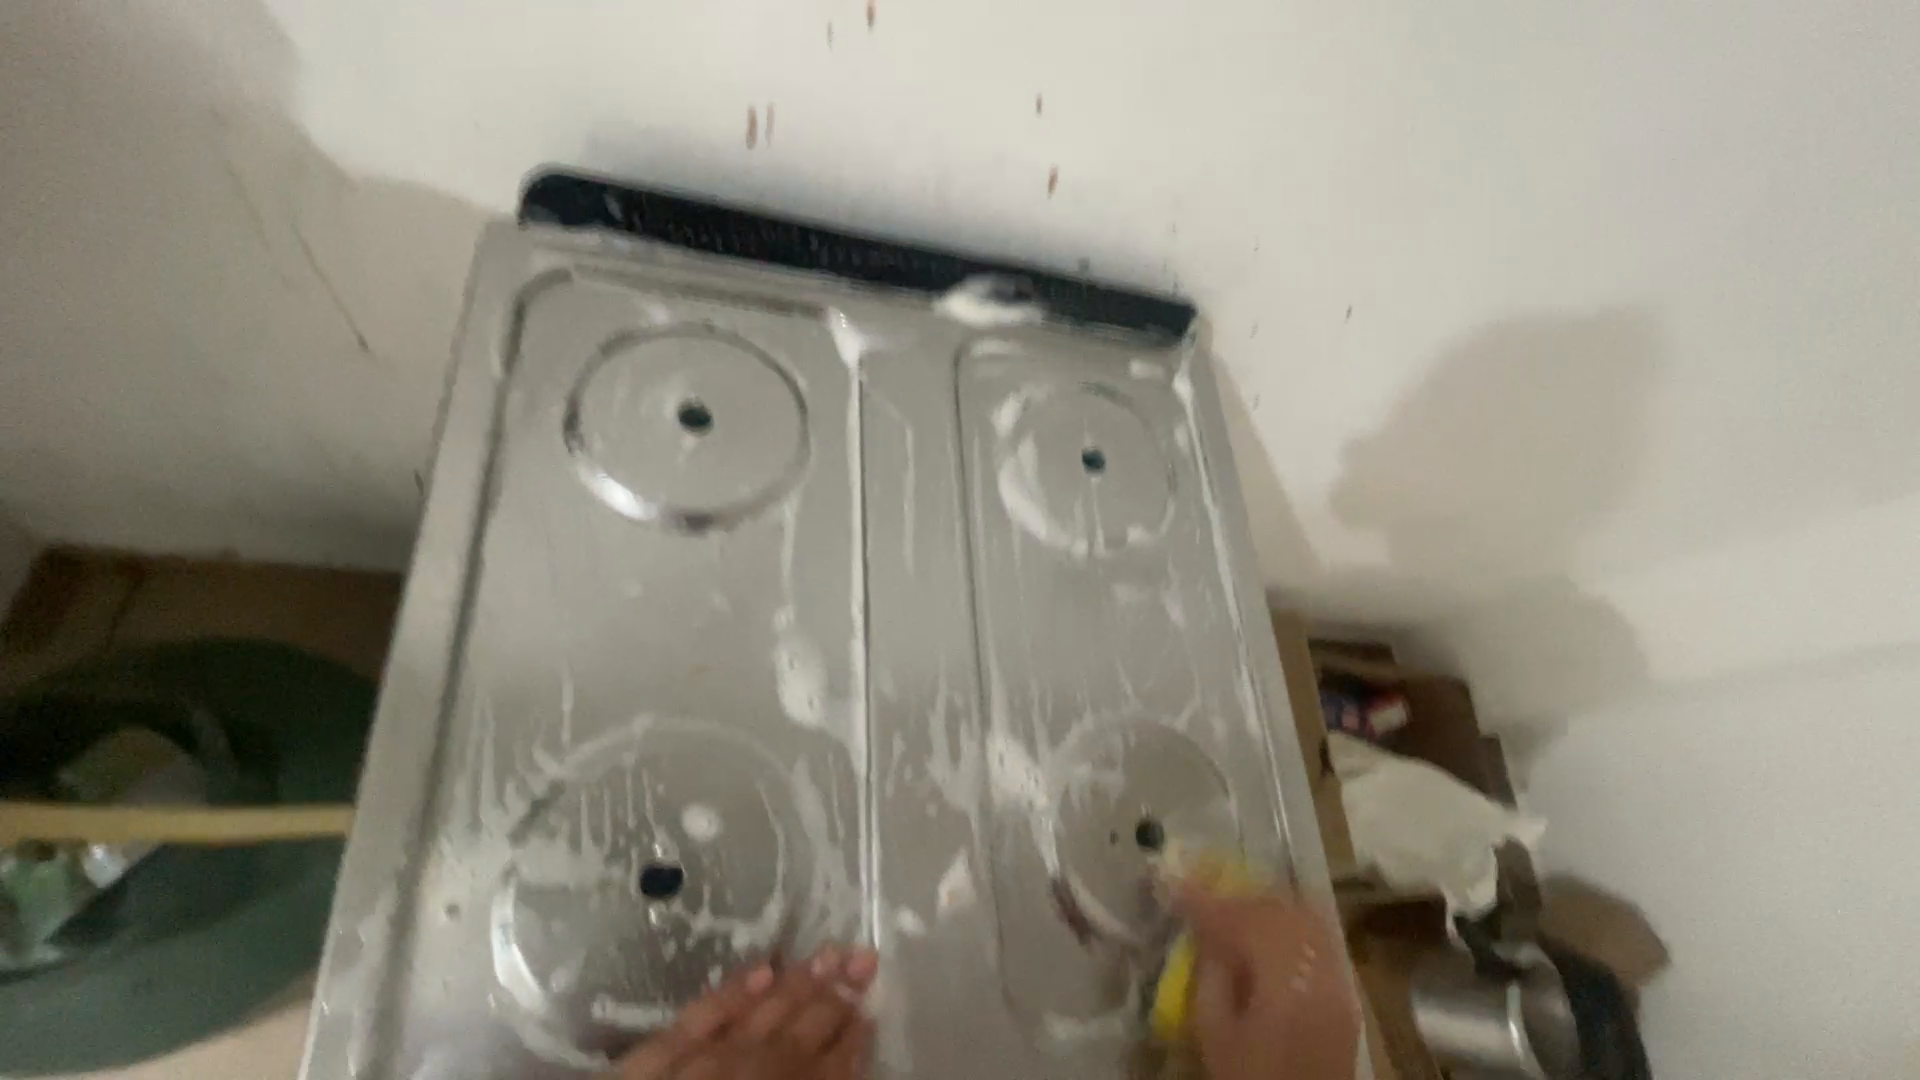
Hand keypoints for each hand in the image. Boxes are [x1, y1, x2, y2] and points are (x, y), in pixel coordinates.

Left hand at [610, 946, 878, 1079]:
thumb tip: (840, 1073)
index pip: (818, 1077)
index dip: (848, 1044)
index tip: (870, 1012)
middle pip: (791, 1040)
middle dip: (831, 1000)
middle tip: (863, 959)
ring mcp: (687, 1072)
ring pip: (751, 1021)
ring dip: (795, 987)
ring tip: (827, 954)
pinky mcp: (642, 1065)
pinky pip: (690, 1023)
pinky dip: (728, 995)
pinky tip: (759, 969)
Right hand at [1175, 885, 1359, 1079]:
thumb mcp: (1214, 1034)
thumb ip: (1210, 976)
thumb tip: (1208, 935)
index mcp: (1285, 987)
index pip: (1241, 923)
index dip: (1204, 903)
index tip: (1173, 888)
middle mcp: (1320, 974)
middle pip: (1277, 912)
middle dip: (1236, 901)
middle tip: (1202, 904)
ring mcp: (1340, 983)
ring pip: (1302, 918)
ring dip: (1263, 910)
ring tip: (1231, 917)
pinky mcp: (1346, 994)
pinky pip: (1316, 939)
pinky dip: (1287, 926)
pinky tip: (1263, 936)